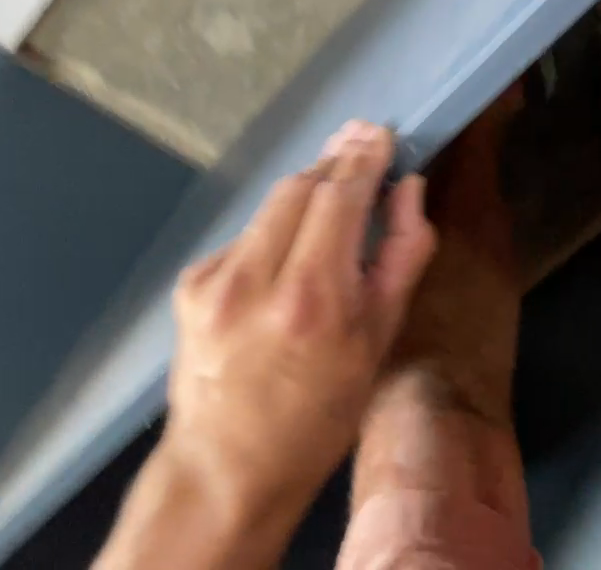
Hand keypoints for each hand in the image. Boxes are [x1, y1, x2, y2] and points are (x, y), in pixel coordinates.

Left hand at [160, 121, 435, 514]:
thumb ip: (402, 254)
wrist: (226, 469)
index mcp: (312, 298)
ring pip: (273, 204)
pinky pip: (249, 233)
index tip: (380, 133)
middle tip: (364, 139)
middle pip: (300, 186)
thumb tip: (409, 188)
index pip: (339, 197)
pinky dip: (279, 225)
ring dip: (309, 187)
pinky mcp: (192, 284)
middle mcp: (254, 280)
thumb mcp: (380, 338)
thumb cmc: (323, 410)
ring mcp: (214, 280)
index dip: (363, 158)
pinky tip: (293, 244)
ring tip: (337, 181)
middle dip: (336, 159)